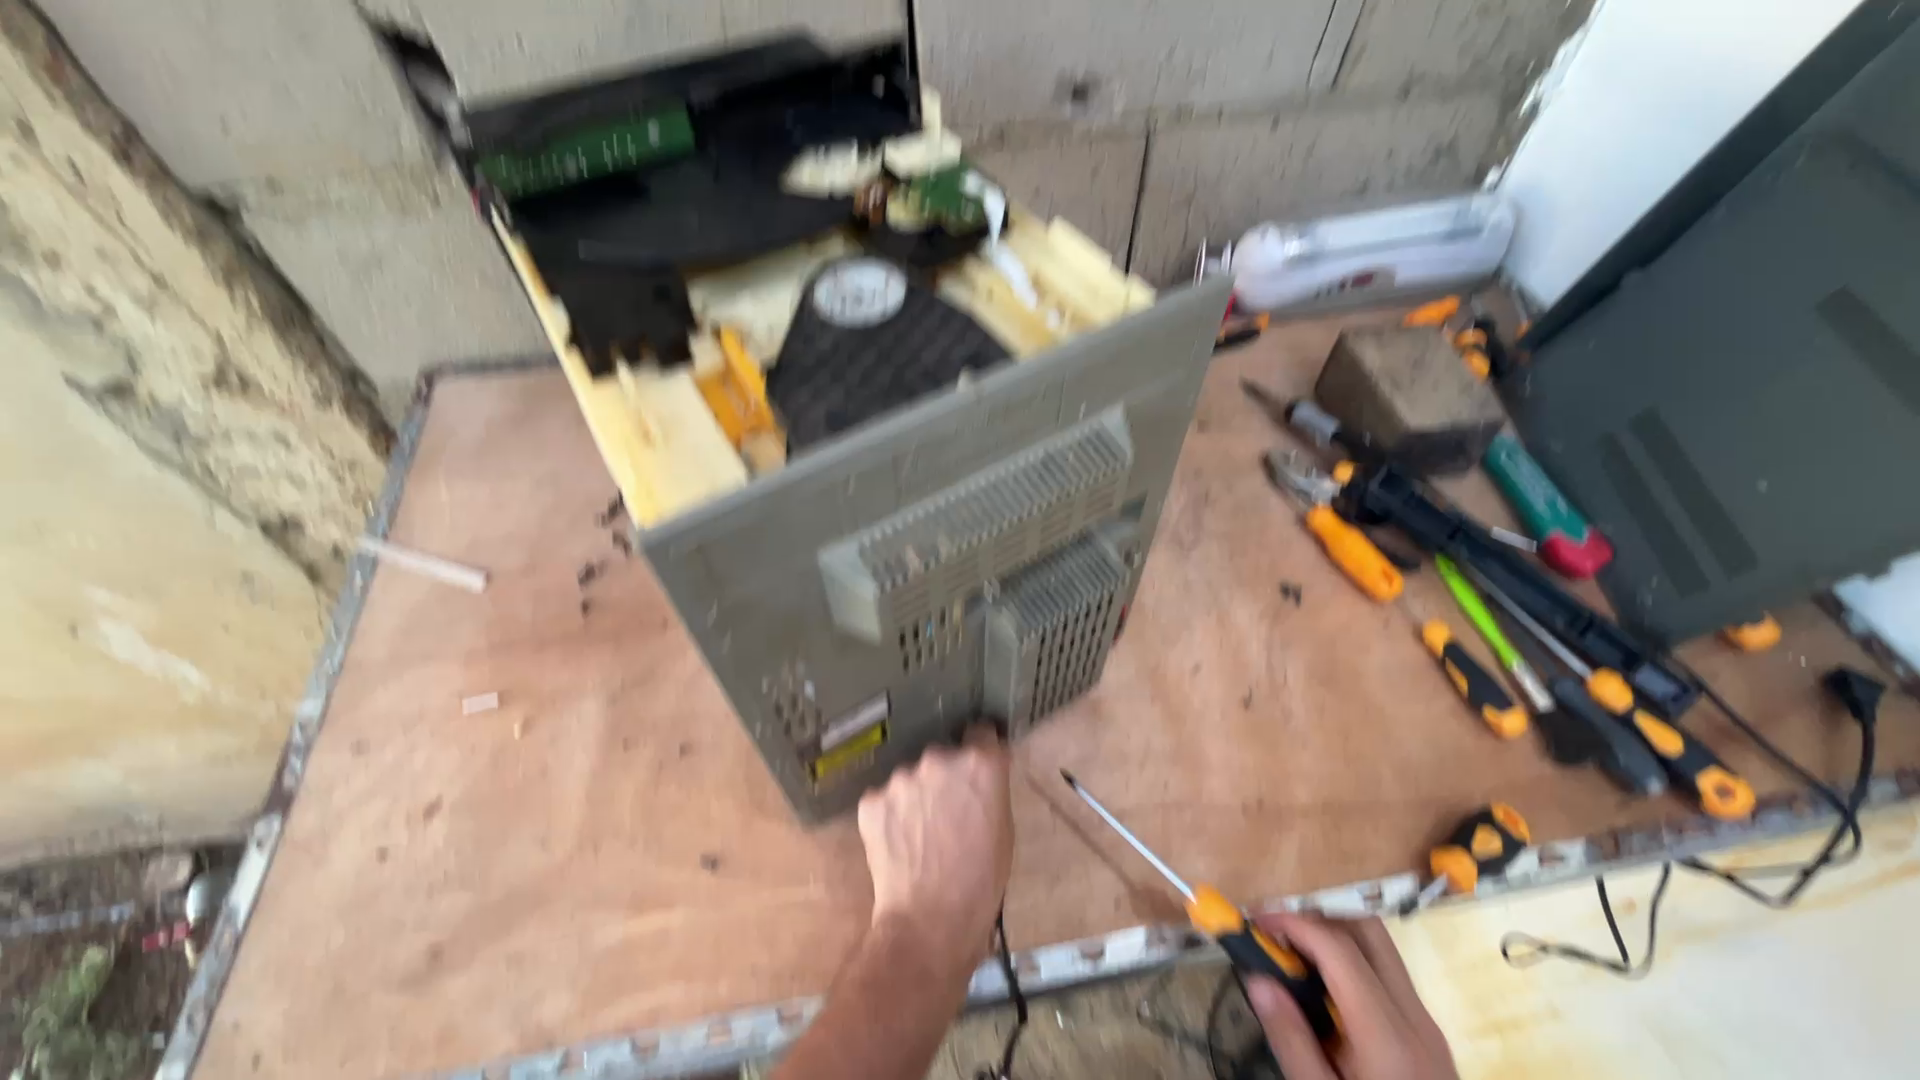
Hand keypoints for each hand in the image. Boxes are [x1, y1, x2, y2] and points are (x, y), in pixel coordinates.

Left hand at [857, 725, 1013, 974]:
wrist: (930, 920)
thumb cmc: (981, 881)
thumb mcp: (1003, 829)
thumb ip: (989, 791)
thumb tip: (979, 780)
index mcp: (980, 763)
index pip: (981, 734)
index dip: (981, 750)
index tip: (978, 763)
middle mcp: (939, 758)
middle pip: (943, 755)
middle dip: (946, 776)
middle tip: (949, 811)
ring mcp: (901, 778)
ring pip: (911, 778)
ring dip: (916, 796)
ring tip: (921, 834)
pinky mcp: (872, 800)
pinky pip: (885, 799)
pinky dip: (891, 815)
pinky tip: (899, 842)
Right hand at [1244, 914, 1455, 1079]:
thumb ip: (1290, 1038)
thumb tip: (1257, 978)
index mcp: (1386, 1034)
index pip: (1338, 948)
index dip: (1293, 923)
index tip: (1253, 922)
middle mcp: (1414, 1017)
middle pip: (1368, 932)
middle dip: (1316, 919)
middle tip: (1274, 936)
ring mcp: (1427, 1025)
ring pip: (1381, 949)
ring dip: (1334, 938)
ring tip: (1292, 961)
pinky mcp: (1428, 1036)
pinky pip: (1388, 976)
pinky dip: (1350, 964)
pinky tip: (1322, 994)